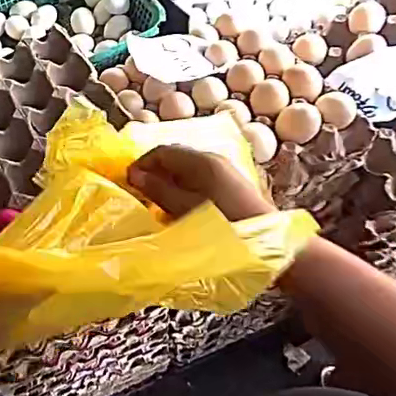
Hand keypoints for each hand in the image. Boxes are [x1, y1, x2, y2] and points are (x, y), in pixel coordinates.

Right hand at [126, 145, 273, 221]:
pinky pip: (200, 181)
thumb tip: (135, 173)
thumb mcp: (183, 209)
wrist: (267, 244)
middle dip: (155, 173)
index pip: (163, 151)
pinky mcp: (232, 187)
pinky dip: (184, 190)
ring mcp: (225, 173)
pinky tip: (181, 210)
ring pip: (188, 171)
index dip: (142, 163)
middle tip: (140, 194)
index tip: (128, 181)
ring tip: (158, 205)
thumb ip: (158, 189)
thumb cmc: (223, 225)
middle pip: (176, 158)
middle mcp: (214, 160)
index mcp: (201, 161)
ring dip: (169, 183)